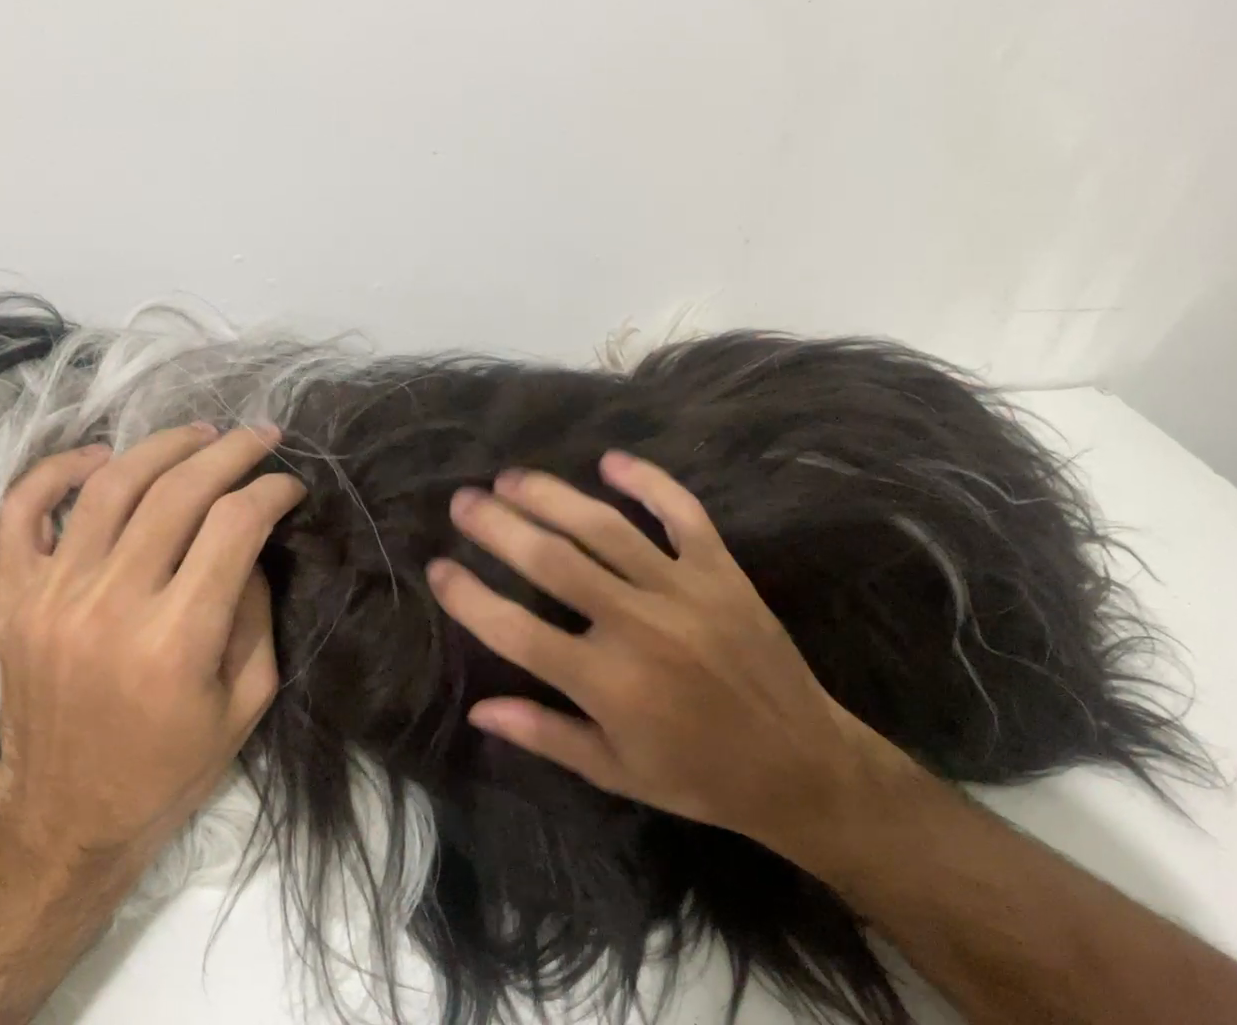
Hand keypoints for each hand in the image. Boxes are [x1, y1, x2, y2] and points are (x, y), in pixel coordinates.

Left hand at [0, 424, 304, 863]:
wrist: (67, 811)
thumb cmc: (172, 764)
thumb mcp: (247, 700)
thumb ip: (254, 615)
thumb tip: (248, 545)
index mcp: (178, 640)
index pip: (234, 527)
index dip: (271, 492)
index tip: (291, 486)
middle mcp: (112, 605)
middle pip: (178, 493)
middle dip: (231, 452)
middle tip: (263, 436)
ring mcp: (52, 596)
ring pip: (109, 486)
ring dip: (162, 446)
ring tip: (201, 434)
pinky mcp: (11, 598)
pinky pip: (21, 512)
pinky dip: (56, 470)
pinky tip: (100, 455)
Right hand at [428, 450, 916, 851]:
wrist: (799, 763)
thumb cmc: (699, 776)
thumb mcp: (615, 771)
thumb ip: (545, 734)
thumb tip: (480, 708)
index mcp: (604, 682)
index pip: (515, 629)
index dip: (469, 596)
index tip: (437, 568)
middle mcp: (636, 625)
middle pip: (551, 561)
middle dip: (498, 526)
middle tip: (463, 501)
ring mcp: (682, 590)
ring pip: (604, 527)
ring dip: (552, 496)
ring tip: (512, 478)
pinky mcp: (722, 571)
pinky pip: (681, 513)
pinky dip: (648, 481)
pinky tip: (611, 460)